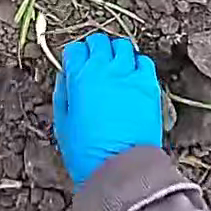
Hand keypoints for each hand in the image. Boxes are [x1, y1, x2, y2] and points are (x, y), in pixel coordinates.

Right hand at [52, 31, 162, 184]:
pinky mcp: (148, 83)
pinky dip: (136, 64)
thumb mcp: (63, 124)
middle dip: (94, 49)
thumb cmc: (87, 152)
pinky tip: (132, 77)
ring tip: (114, 67)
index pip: (75, 50)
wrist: (120, 168)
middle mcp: (105, 68)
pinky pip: (143, 61)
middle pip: (99, 42)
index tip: (76, 65)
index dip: (74, 57)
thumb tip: (65, 75)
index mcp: (80, 77)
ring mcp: (129, 73)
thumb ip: (62, 93)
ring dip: (116, 53)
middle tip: (94, 62)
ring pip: (122, 46)